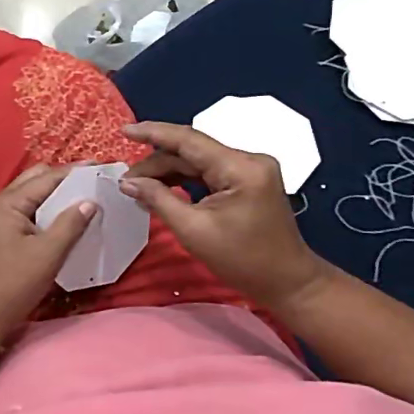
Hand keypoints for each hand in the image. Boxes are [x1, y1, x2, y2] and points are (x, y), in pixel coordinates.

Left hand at [0, 165, 97, 343]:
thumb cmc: (14, 282)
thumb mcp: (48, 254)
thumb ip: (70, 224)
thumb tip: (91, 201)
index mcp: (8, 203)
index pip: (46, 178)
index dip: (74, 172)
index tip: (100, 167)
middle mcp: (2, 203)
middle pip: (37, 180)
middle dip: (65, 179)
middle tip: (95, 180)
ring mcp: (1, 218)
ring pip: (34, 196)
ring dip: (57, 194)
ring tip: (87, 195)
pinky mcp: (6, 233)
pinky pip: (31, 211)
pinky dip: (49, 209)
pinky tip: (69, 216)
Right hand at [118, 121, 332, 307]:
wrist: (289, 283)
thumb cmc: (243, 260)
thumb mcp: (193, 230)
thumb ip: (158, 199)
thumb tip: (127, 182)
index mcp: (241, 168)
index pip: (189, 140)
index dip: (153, 133)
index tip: (124, 130)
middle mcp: (248, 160)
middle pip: (191, 151)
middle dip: (156, 163)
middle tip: (125, 181)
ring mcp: (250, 170)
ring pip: (197, 161)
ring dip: (167, 172)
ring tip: (137, 186)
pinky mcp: (247, 181)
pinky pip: (207, 172)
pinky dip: (183, 180)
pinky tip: (161, 189)